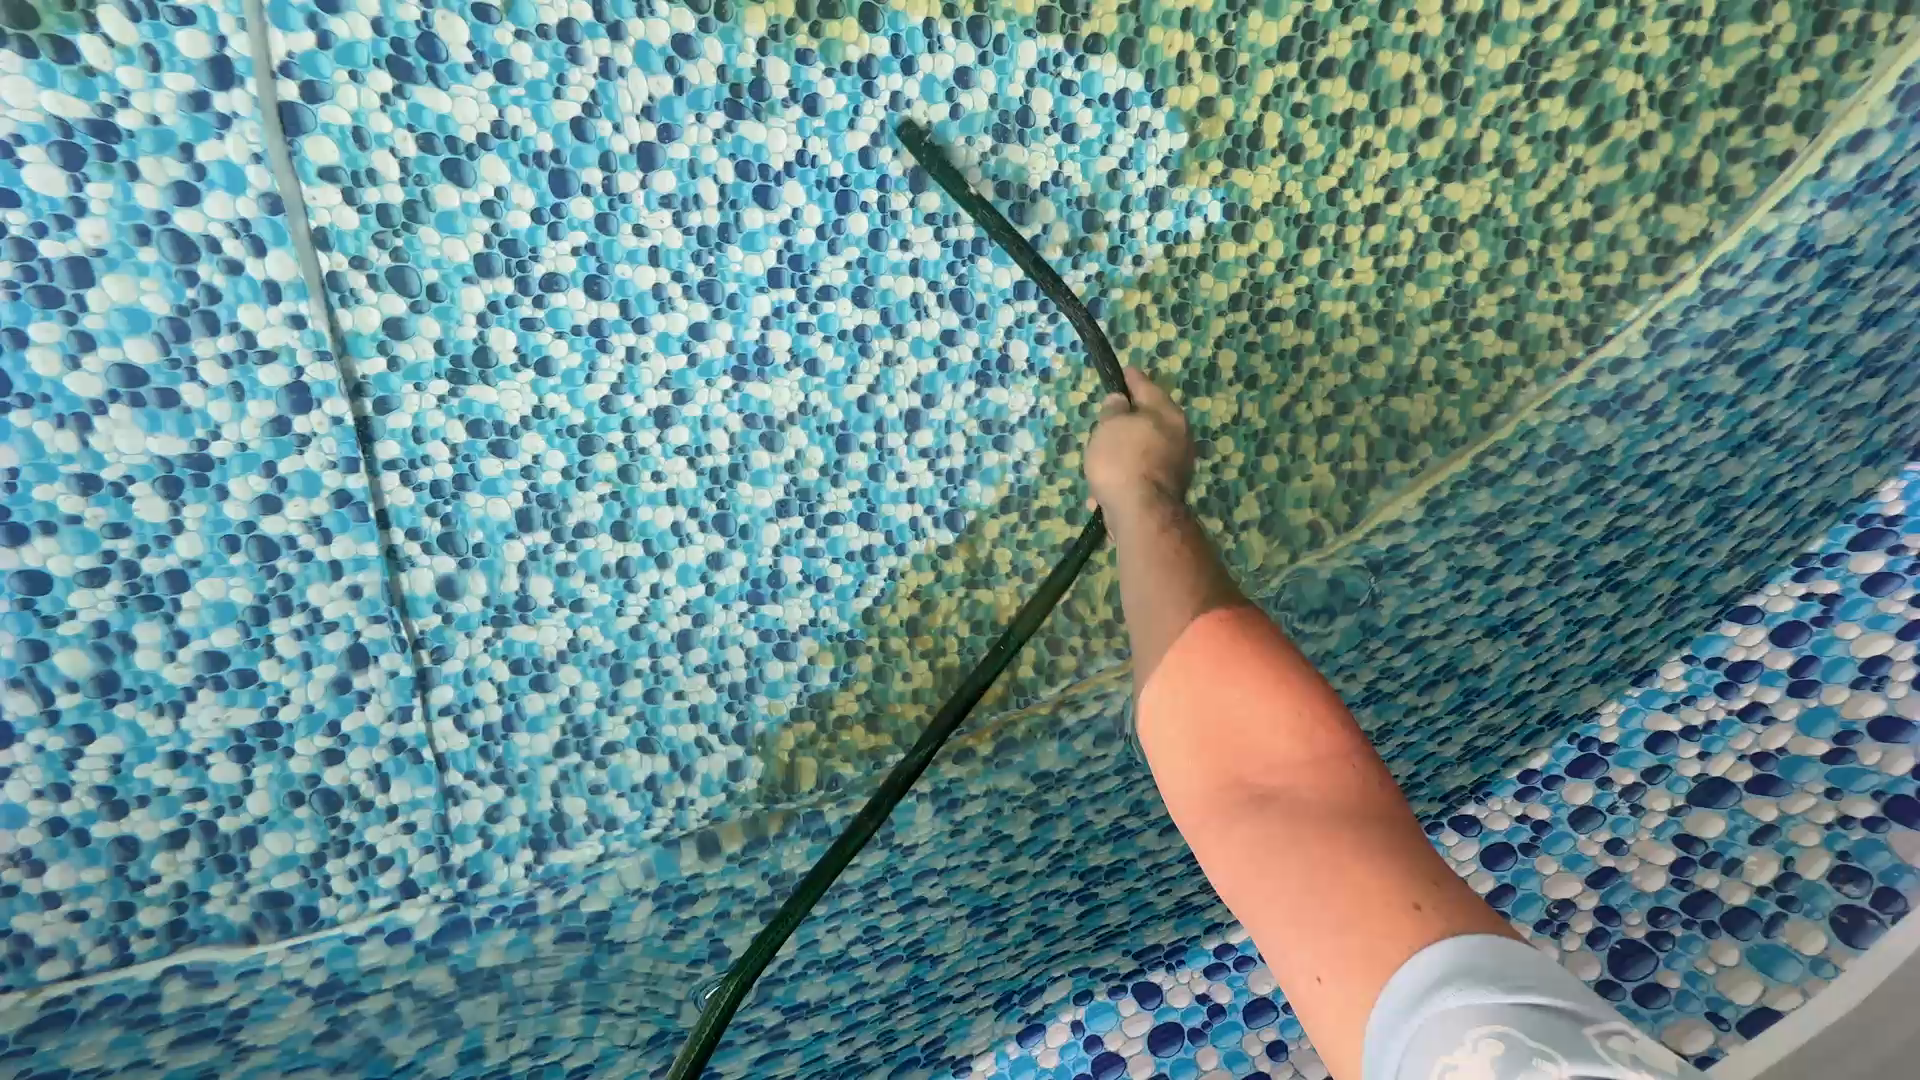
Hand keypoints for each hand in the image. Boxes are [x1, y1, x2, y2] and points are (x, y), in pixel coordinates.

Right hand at [1085, 367, 1193, 525]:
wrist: (1142, 513)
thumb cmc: (1123, 461)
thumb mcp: (1110, 427)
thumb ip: (1114, 410)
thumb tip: (1120, 401)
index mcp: (1168, 414)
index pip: (1147, 387)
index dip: (1132, 378)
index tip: (1125, 371)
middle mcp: (1179, 436)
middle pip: (1150, 421)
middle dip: (1128, 421)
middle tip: (1108, 419)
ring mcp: (1176, 466)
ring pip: (1144, 451)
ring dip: (1123, 454)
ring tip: (1101, 462)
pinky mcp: (1167, 491)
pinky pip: (1140, 475)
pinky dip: (1125, 477)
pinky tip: (1105, 490)